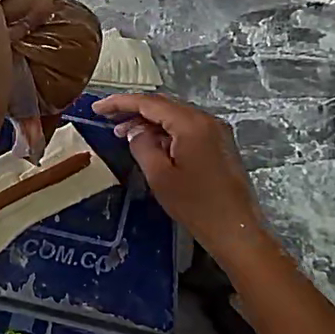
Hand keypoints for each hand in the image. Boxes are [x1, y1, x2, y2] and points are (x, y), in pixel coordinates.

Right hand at [92, 93, 273, 260]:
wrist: (237, 230)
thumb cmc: (196, 205)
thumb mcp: (160, 177)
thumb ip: (142, 147)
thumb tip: (135, 131)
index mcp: (191, 123)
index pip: (150, 103)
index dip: (121, 103)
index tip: (97, 108)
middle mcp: (206, 119)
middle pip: (164, 105)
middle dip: (135, 111)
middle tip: (108, 121)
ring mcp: (216, 131)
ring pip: (176, 116)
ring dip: (150, 122)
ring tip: (124, 134)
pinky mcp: (219, 144)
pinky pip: (187, 128)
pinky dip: (166, 132)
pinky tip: (151, 144)